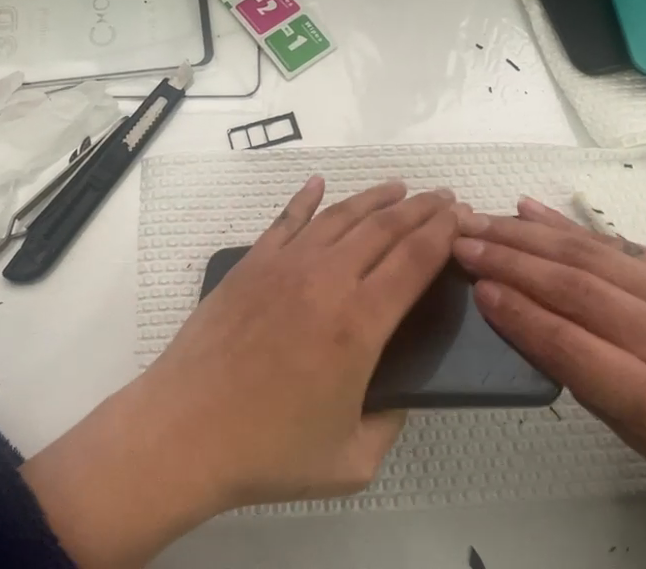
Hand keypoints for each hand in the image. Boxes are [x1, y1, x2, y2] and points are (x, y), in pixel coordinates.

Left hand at [21, 178, 458, 567]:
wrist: (184, 431)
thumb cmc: (268, 451)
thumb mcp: (350, 461)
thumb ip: (388, 425)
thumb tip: (397, 396)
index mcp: (359, 324)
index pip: (414, 261)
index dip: (443, 233)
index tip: (462, 216)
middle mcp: (326, 280)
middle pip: (384, 228)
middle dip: (421, 209)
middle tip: (445, 196)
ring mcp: (284, 266)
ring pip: (339, 216)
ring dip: (374, 198)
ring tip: (400, 187)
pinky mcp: (250, 266)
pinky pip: (285, 221)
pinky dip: (306, 199)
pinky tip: (319, 184)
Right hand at [454, 199, 645, 568]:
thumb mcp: (616, 420)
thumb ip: (567, 362)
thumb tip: (506, 299)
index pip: (574, 345)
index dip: (520, 313)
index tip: (474, 287)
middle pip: (579, 289)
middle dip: (512, 262)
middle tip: (463, 243)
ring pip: (591, 254)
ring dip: (527, 235)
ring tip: (483, 223)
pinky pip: (613, 240)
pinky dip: (564, 223)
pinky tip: (526, 209)